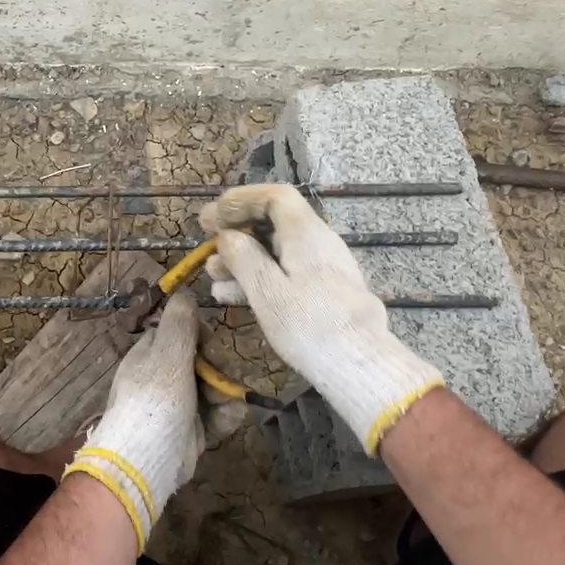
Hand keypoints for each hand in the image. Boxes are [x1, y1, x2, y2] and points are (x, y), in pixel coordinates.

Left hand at [63, 291, 202, 551]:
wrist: (146, 461)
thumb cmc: (154, 399)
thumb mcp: (167, 353)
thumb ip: (179, 321)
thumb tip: (184, 290)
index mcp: (150, 354)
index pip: (180, 332)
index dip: (200, 333)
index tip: (210, 340)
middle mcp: (163, 376)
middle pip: (202, 359)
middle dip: (217, 365)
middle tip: (220, 373)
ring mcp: (178, 405)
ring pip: (213, 387)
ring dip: (225, 391)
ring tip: (226, 401)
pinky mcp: (192, 431)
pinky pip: (216, 415)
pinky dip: (225, 415)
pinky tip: (231, 415)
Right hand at [200, 184, 444, 454]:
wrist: (358, 367)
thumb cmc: (308, 324)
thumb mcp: (266, 290)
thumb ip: (243, 257)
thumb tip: (228, 237)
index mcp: (306, 233)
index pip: (275, 197)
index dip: (241, 200)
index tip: (214, 216)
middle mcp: (318, 244)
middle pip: (274, 225)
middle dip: (236, 232)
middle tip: (205, 240)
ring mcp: (323, 270)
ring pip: (276, 253)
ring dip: (242, 259)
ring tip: (211, 274)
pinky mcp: (324, 294)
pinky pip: (285, 275)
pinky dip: (258, 279)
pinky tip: (231, 295)